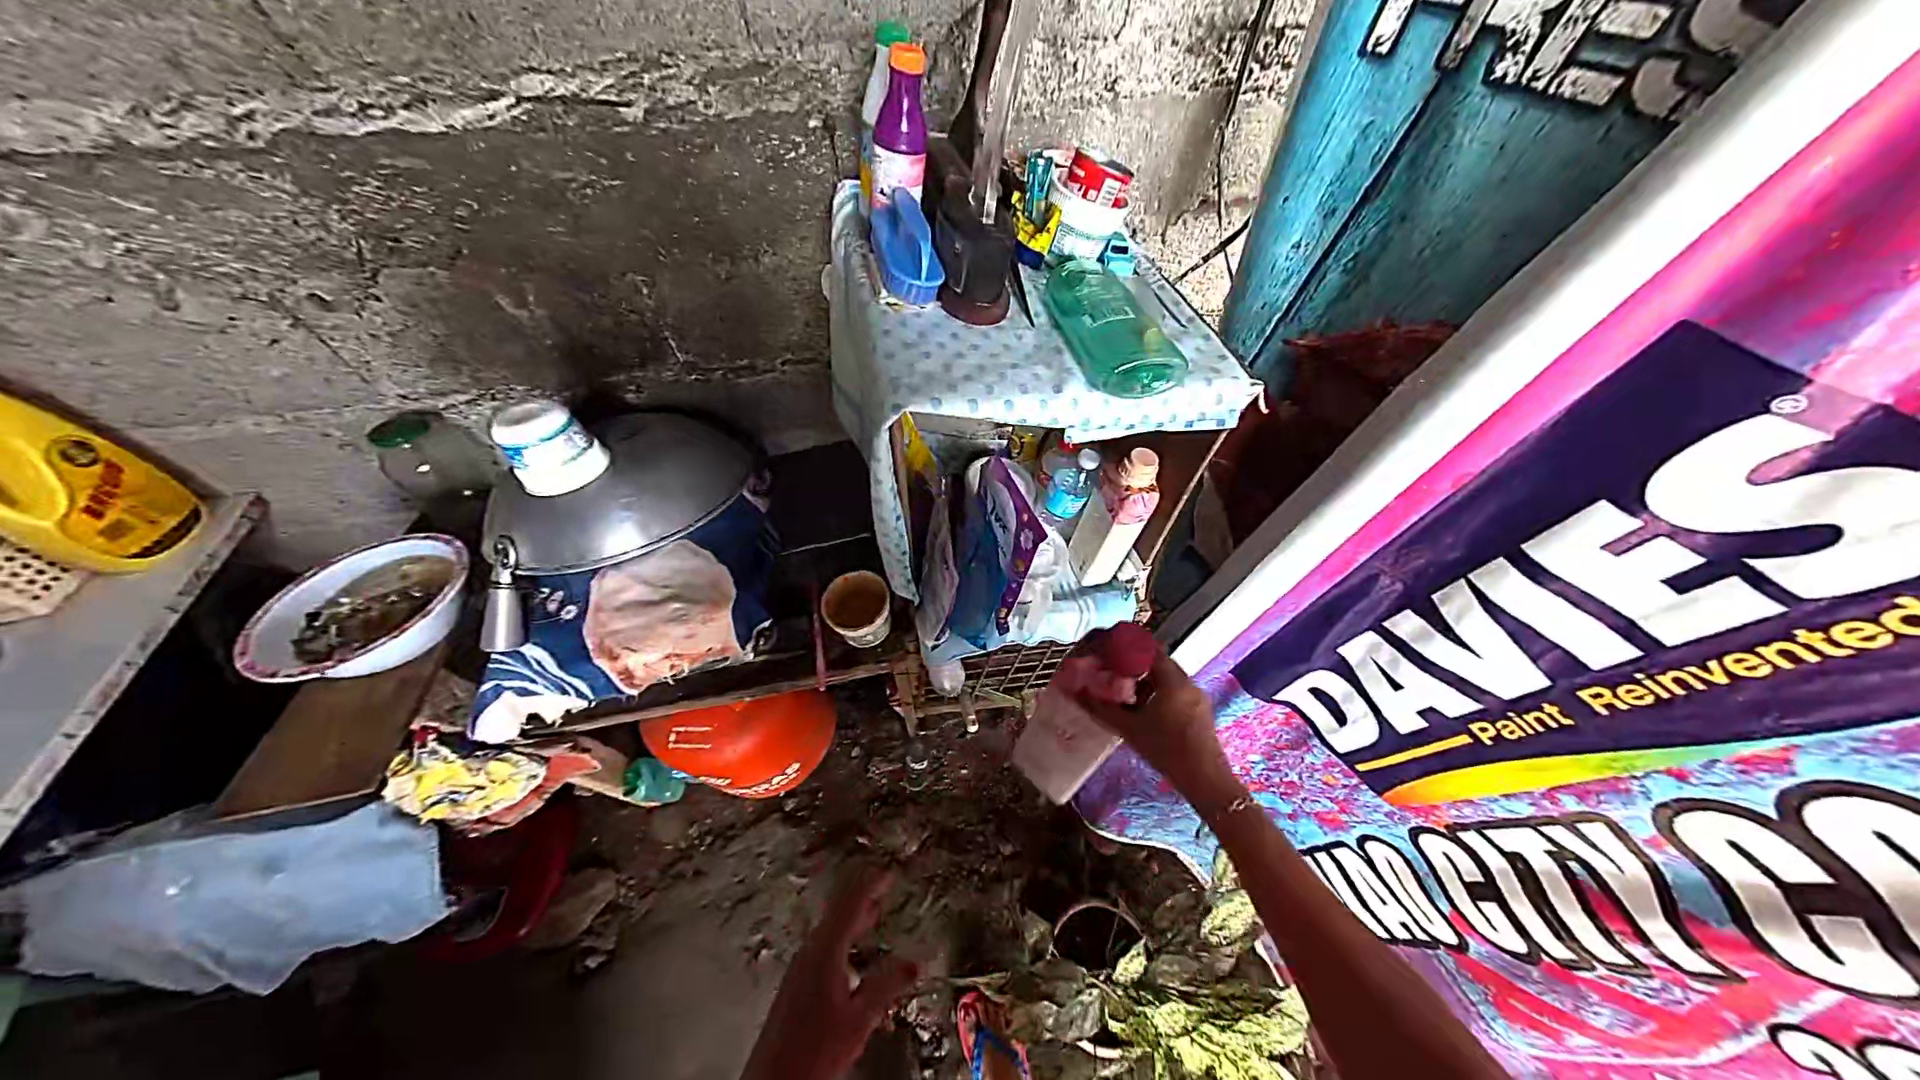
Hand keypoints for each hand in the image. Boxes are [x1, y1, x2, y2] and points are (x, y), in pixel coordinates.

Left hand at [740, 866, 921, 1079]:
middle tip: (884, 882)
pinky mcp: (799, 982)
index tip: (888, 871)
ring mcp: (802, 966)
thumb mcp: (859, 1019)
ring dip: (854, 915)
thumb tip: (912, 963)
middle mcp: (810, 951)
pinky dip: (845, 935)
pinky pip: (826, 944)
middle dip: (863, 893)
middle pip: (838, 909)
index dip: (870, 883)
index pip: (850, 902)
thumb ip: (886, 986)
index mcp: (825, 950)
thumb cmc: (813, 1052)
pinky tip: (854, 949)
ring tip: (874, 908)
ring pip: (832, 927)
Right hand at [1071, 636, 1246, 814]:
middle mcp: (1188, 683)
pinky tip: (1144, 713)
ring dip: (1146, 683)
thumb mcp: (1129, 729)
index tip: (1110, 656)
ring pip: (1167, 679)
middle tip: (1112, 676)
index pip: (1150, 649)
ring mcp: (1197, 697)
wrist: (1204, 780)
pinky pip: (1176, 692)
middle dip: (1134, 668)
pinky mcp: (1200, 711)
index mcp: (1173, 680)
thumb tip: (1075, 694)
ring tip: (1125, 697)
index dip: (1128, 649)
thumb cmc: (1167, 750)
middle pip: (1158, 663)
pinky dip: (1158, 695)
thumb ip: (1101, 709)